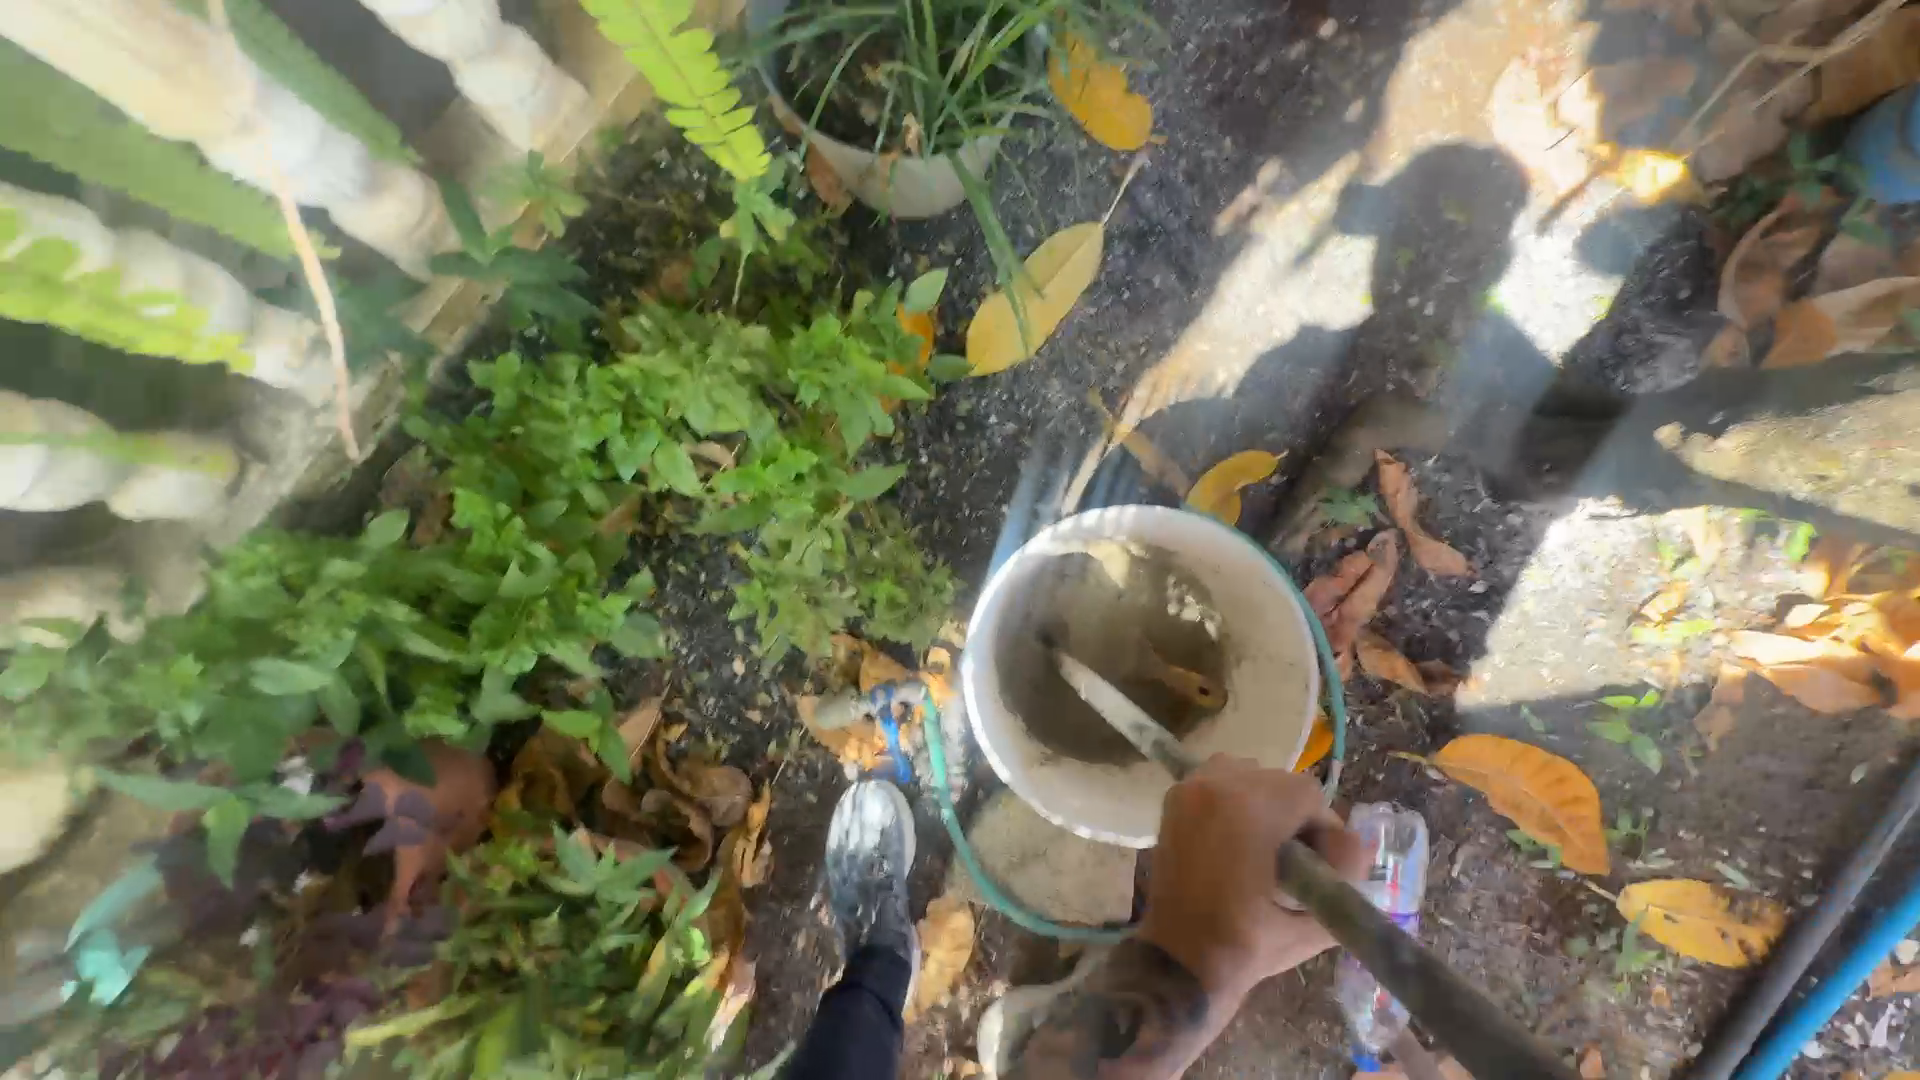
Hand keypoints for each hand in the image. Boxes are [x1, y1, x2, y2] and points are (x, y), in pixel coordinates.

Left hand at [1137, 755, 1365, 1001]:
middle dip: (1295, 815)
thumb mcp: (1311, 922)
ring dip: (1265, 802)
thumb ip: (1345, 876)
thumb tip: (1359, 843)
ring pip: (1247, 773)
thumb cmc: (1245, 943)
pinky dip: (1234, 798)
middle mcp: (1215, 785)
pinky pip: (1218, 780)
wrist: (1178, 956)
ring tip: (1266, 847)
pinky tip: (1238, 837)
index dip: (1323, 829)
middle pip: (1277, 780)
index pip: (1307, 793)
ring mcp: (1189, 787)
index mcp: (1247, 808)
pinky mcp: (1174, 797)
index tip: (1321, 865)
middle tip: (1297, 860)